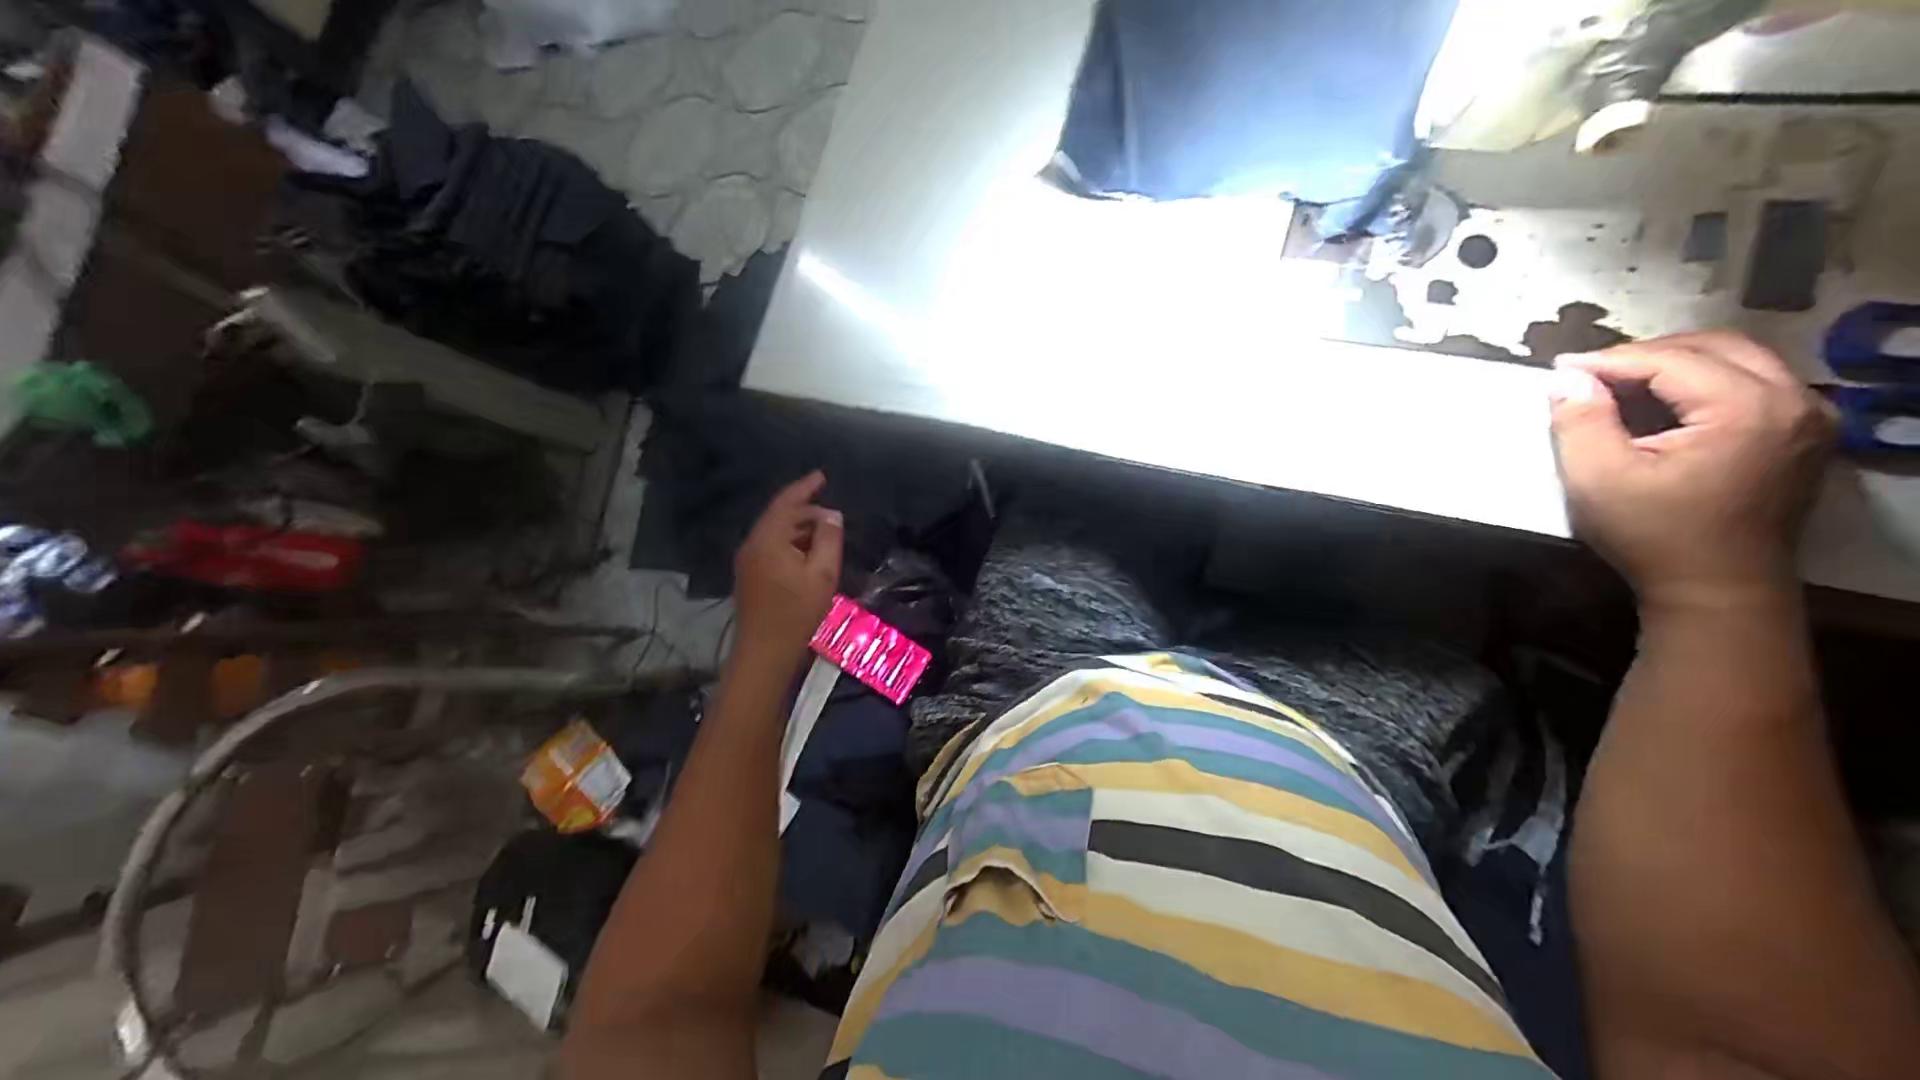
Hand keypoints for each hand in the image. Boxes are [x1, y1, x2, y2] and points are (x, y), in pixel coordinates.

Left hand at [732, 471, 843, 658]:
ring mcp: (748, 561)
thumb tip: (832, 515)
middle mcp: (752, 545)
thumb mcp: (822, 574)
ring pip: (775, 533)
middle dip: (806, 511)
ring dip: (799, 529)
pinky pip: (771, 548)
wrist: (765, 651)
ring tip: (825, 533)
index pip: (786, 503)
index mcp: (768, 540)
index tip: (821, 476)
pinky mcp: (749, 576)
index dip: (805, 487)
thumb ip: (828, 539)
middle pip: (779, 517)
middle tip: (832, 516)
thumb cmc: (796, 612)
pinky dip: (790, 543)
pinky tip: (808, 554)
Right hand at [1548, 331, 1834, 609]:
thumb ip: (1580, 421)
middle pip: (1715, 347)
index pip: (1670, 360)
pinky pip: (1750, 385)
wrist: (1716, 588)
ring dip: (1674, 364)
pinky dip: (1700, 383)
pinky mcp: (1799, 435)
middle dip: (1645, 353)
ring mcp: (1806, 418)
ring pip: (1737, 361)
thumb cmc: (1653, 534)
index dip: (1609, 359)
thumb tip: (1567, 378)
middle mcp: (1792, 401)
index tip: (1559, 368)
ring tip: (1618, 384)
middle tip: (1589, 372)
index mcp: (1747, 408)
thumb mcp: (1597, 478)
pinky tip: (1660, 404)